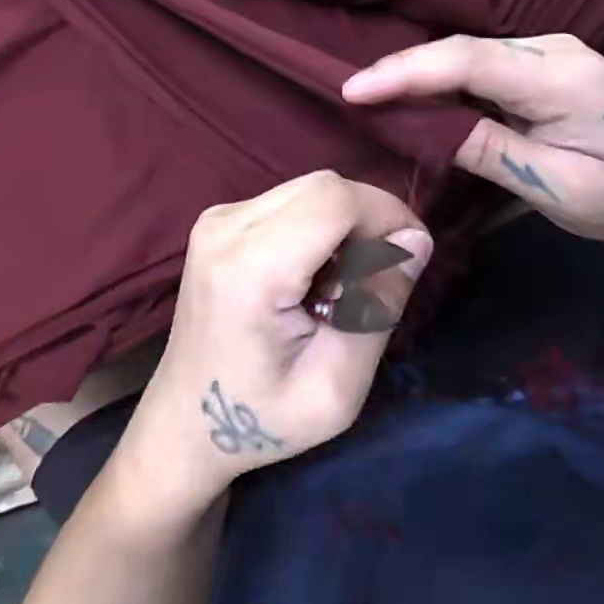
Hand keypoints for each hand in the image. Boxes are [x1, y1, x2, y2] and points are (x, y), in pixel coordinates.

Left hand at [116, 172, 432, 516]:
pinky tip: (312, 274)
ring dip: (342, 224)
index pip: (333, 199)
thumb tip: (417, 238)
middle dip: (367, 219)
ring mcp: (216, 218)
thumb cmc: (261, 418)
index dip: (385, 214)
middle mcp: (226, 226)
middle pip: (322, 186)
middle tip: (378, 276)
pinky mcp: (216, 220)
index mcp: (249, 268)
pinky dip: (316, 225)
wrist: (187, 418)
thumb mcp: (337, 386)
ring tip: (342, 284)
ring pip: (306, 189)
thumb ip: (377, 305)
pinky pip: (286, 200)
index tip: (409, 256)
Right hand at [344, 34, 603, 255]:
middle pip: (459, 50)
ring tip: (368, 95)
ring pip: (463, 53)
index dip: (404, 72)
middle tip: (350, 95)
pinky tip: (410, 95)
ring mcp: (547, 52)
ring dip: (415, 74)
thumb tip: (418, 124)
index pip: (467, 61)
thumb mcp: (559, 189)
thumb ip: (490, 151)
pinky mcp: (538, 64)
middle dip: (400, 71)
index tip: (352, 90)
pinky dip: (437, 79)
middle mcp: (554, 50)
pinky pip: (475, 63)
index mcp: (565, 78)